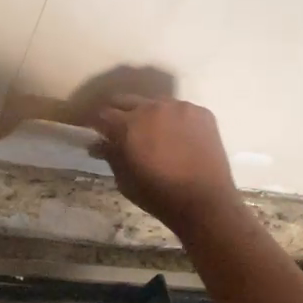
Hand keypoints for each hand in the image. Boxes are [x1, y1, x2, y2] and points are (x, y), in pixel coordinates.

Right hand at [91, 95, 243, 229]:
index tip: (96, 132)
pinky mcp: (201, 112)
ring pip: (154, 102)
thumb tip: (97, 143)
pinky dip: (173, 120)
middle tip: (119, 130)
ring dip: (147, 114)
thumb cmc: (159, 196)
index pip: (103, 113)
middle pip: (125, 100)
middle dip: (118, 113)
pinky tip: (178, 138)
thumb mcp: (125, 180)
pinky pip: (180, 110)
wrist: (205, 202)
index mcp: (129, 124)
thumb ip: (110, 155)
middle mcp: (152, 107)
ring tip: (153, 133)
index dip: (96, 123)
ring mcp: (179, 106)